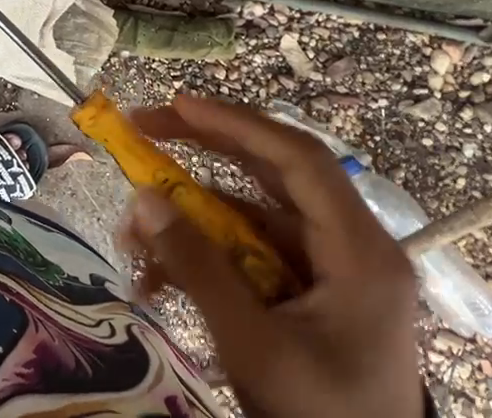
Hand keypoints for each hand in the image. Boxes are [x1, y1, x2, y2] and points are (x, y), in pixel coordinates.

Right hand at [120, 96, 423, 417]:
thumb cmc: (319, 413)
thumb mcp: (252, 344)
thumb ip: (197, 266)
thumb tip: (142, 197)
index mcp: (361, 253)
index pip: (299, 159)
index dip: (236, 123)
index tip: (176, 104)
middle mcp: (350, 247)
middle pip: (271, 172)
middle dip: (201, 148)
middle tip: (140, 128)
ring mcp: (329, 270)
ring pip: (249, 212)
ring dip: (187, 215)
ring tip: (131, 233)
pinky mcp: (308, 292)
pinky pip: (245, 251)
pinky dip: (199, 254)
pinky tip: (155, 279)